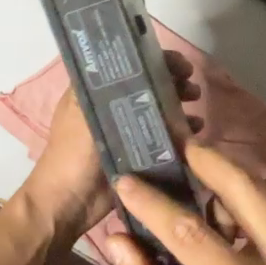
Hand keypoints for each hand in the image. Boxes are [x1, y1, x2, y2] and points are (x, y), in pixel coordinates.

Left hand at [14, 50, 200, 238]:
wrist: (69, 203)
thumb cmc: (73, 154)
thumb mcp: (87, 113)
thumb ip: (112, 92)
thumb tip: (145, 68)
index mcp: (94, 91)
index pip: (129, 66)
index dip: (156, 60)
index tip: (180, 65)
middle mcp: (111, 107)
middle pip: (148, 86)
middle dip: (173, 82)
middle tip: (192, 87)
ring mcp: (125, 131)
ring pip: (158, 110)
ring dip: (179, 105)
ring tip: (196, 106)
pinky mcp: (138, 154)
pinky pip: (163, 137)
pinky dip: (179, 131)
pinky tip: (196, 131)